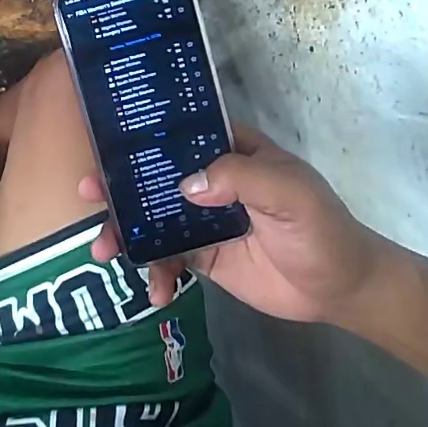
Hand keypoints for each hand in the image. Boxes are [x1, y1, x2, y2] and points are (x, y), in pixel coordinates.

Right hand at [83, 124, 395, 323]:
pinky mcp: (205, 256)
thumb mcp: (289, 194)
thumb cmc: (320, 228)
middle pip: (160, 175)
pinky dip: (155, 274)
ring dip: (127, 232)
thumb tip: (185, 185)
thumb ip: (241, 180)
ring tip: (105, 252)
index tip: (109, 140)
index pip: (187, 133)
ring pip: (156, 218)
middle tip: (88, 192)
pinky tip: (155, 293)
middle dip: (123, 185)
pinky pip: (169, 259)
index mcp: (236, 152)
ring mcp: (207, 219)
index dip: (148, 134)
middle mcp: (215, 180)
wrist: (338, 287)